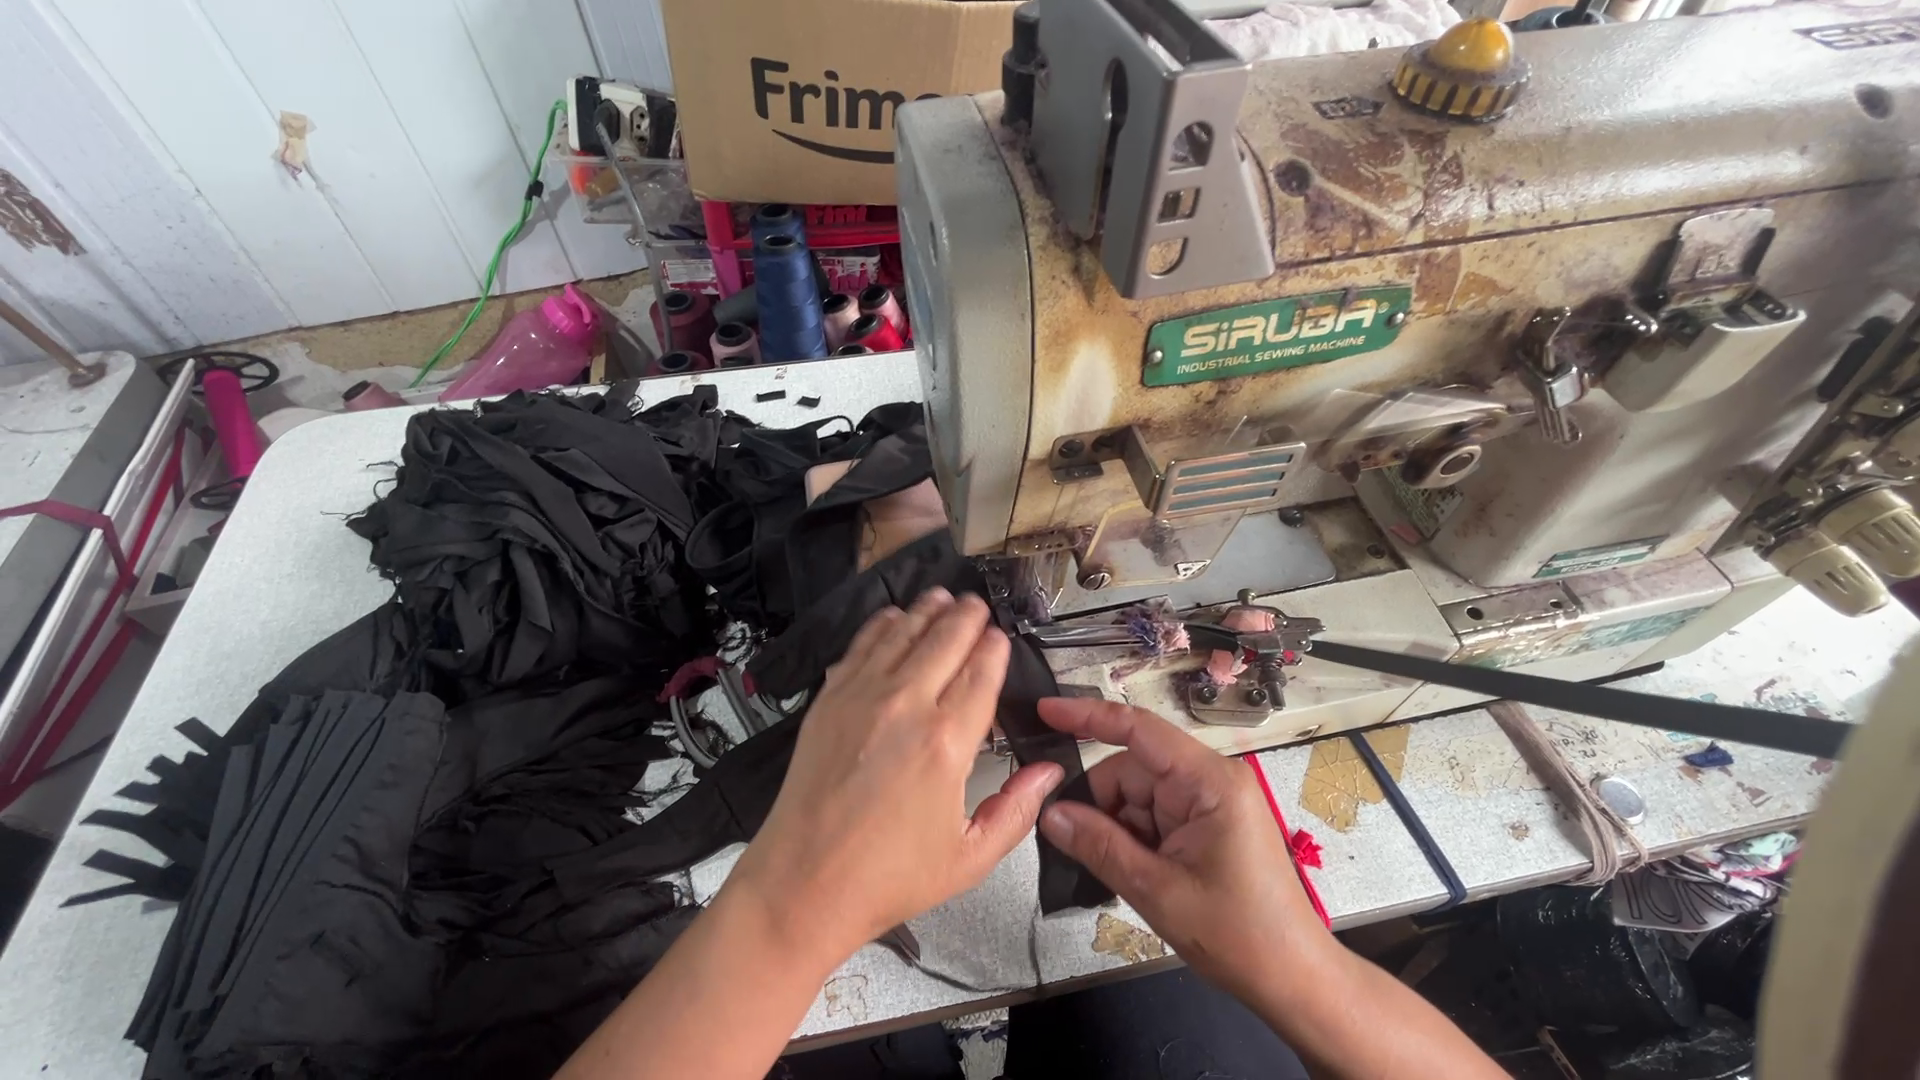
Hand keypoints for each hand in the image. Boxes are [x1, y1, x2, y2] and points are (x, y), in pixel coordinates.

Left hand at [728, 588, 1064, 958]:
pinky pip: (860, 646)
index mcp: (947, 743)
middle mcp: (906, 705)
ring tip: (942, 596)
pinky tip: (892, 618)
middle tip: (977, 604)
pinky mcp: (828, 700)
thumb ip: (1016, 810)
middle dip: (966, 616)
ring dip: (926, 610)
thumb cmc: (889, 877)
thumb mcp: (969, 858)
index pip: (981, 672)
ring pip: (902, 633)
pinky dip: (881, 625)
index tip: (1001, 636)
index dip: (995, 647)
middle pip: (945, 639)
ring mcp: (861, 697)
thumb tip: (1049, 771)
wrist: (803, 882)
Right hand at [1035, 697, 1338, 1005]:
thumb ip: (1100, 846)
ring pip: (1136, 797)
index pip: (1139, 729)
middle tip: (1067, 843)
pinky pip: (1152, 816)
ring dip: (1115, 828)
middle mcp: (1210, 780)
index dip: (1087, 716)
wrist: (1294, 981)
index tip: (1045, 711)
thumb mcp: (1157, 891)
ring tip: (1111, 872)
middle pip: (1131, 770)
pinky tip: (1128, 871)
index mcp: (1209, 782)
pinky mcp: (1205, 824)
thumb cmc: (1238, 935)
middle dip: (1098, 803)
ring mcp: (1208, 802)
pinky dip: (1131, 839)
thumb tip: (1049, 813)